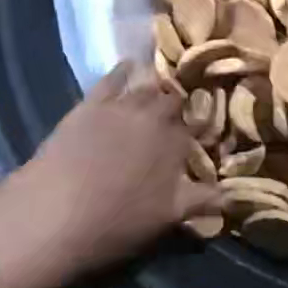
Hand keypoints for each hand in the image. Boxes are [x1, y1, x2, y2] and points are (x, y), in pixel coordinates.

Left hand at [13, 63, 219, 272]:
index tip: (202, 130)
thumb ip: (202, 200)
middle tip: (177, 115)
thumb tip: (232, 193)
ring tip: (158, 92)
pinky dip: (123, 70)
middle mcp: (156, 117)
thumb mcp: (167, 218)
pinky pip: (113, 78)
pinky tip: (128, 65)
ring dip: (156, 88)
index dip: (200, 127)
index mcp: (177, 144)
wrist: (55, 212)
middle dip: (178, 107)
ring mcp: (123, 106)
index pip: (198, 126)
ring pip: (148, 87)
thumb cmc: (116, 222)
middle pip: (174, 102)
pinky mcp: (92, 102)